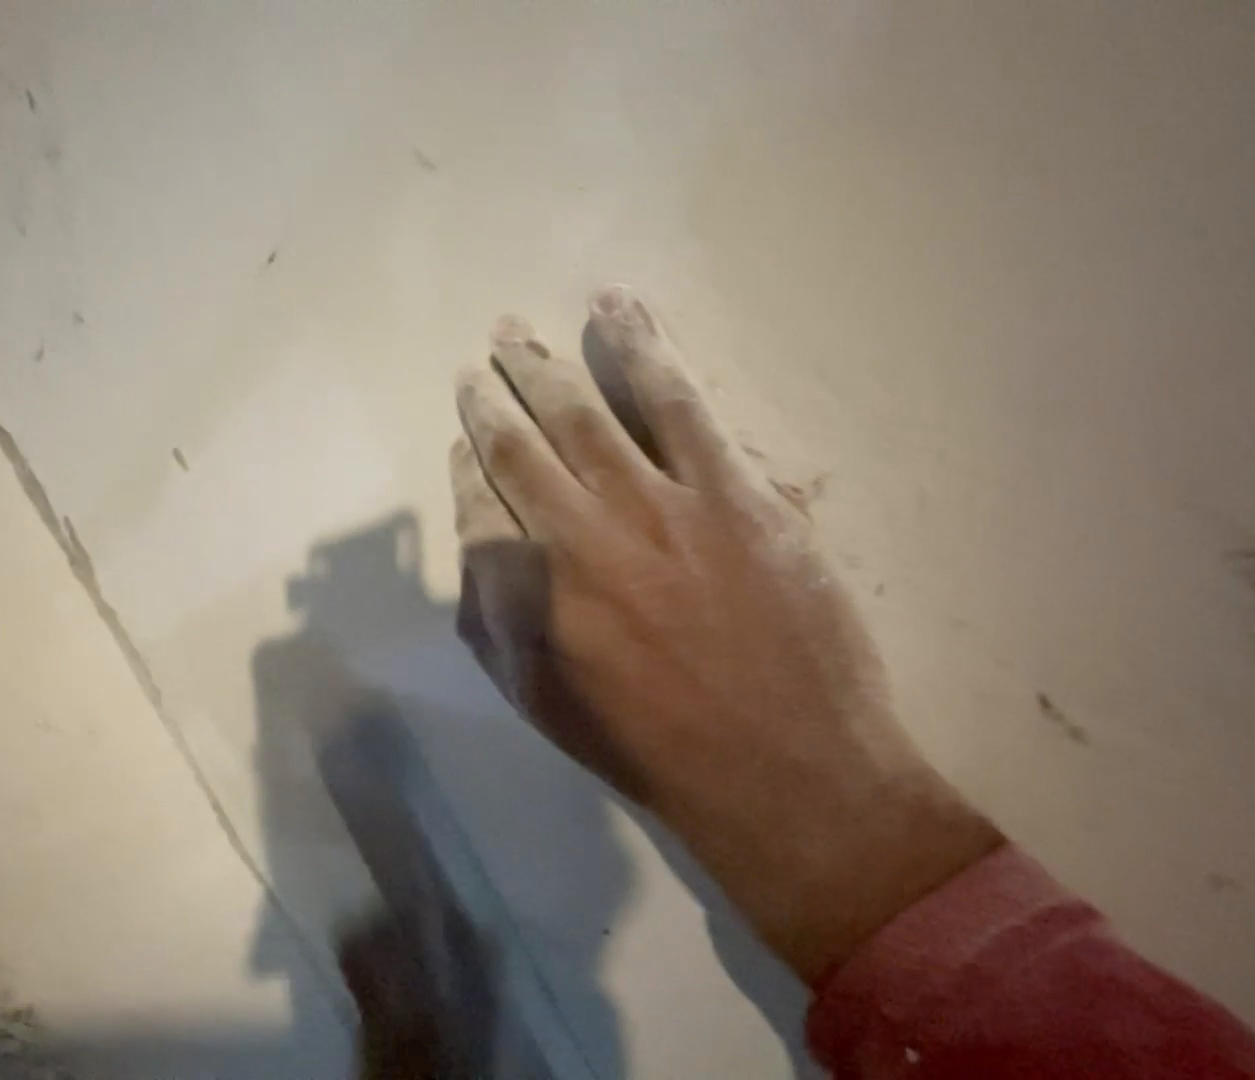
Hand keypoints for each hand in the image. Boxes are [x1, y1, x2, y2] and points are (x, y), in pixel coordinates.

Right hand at [450, 286, 1001, 982]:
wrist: (787, 773)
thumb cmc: (652, 747)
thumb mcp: (543, 701)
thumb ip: (495, 615)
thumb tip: (481, 533)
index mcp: (534, 596)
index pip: (482, 504)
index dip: (470, 462)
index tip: (467, 437)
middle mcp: (583, 538)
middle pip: (525, 444)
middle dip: (496, 396)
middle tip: (483, 358)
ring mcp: (663, 508)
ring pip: (591, 410)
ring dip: (548, 363)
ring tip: (520, 327)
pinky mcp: (737, 491)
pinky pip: (681, 404)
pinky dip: (644, 349)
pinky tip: (618, 312)